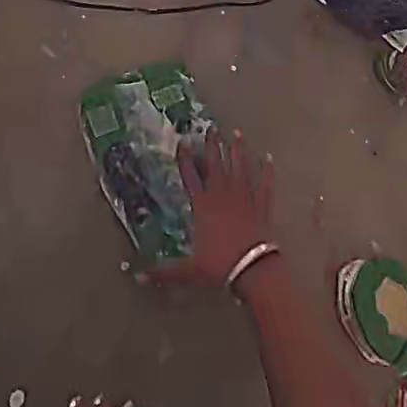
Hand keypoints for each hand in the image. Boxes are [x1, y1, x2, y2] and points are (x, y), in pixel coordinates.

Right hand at [147, 129, 272, 287]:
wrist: (254, 269)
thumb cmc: (220, 266)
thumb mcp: (189, 270)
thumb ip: (165, 271)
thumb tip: (138, 278)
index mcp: (203, 206)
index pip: (191, 178)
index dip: (186, 160)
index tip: (182, 143)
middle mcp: (223, 196)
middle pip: (217, 166)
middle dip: (213, 146)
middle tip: (212, 128)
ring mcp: (245, 199)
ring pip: (241, 169)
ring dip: (238, 151)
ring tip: (236, 133)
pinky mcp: (262, 206)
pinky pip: (264, 184)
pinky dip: (266, 170)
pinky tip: (268, 158)